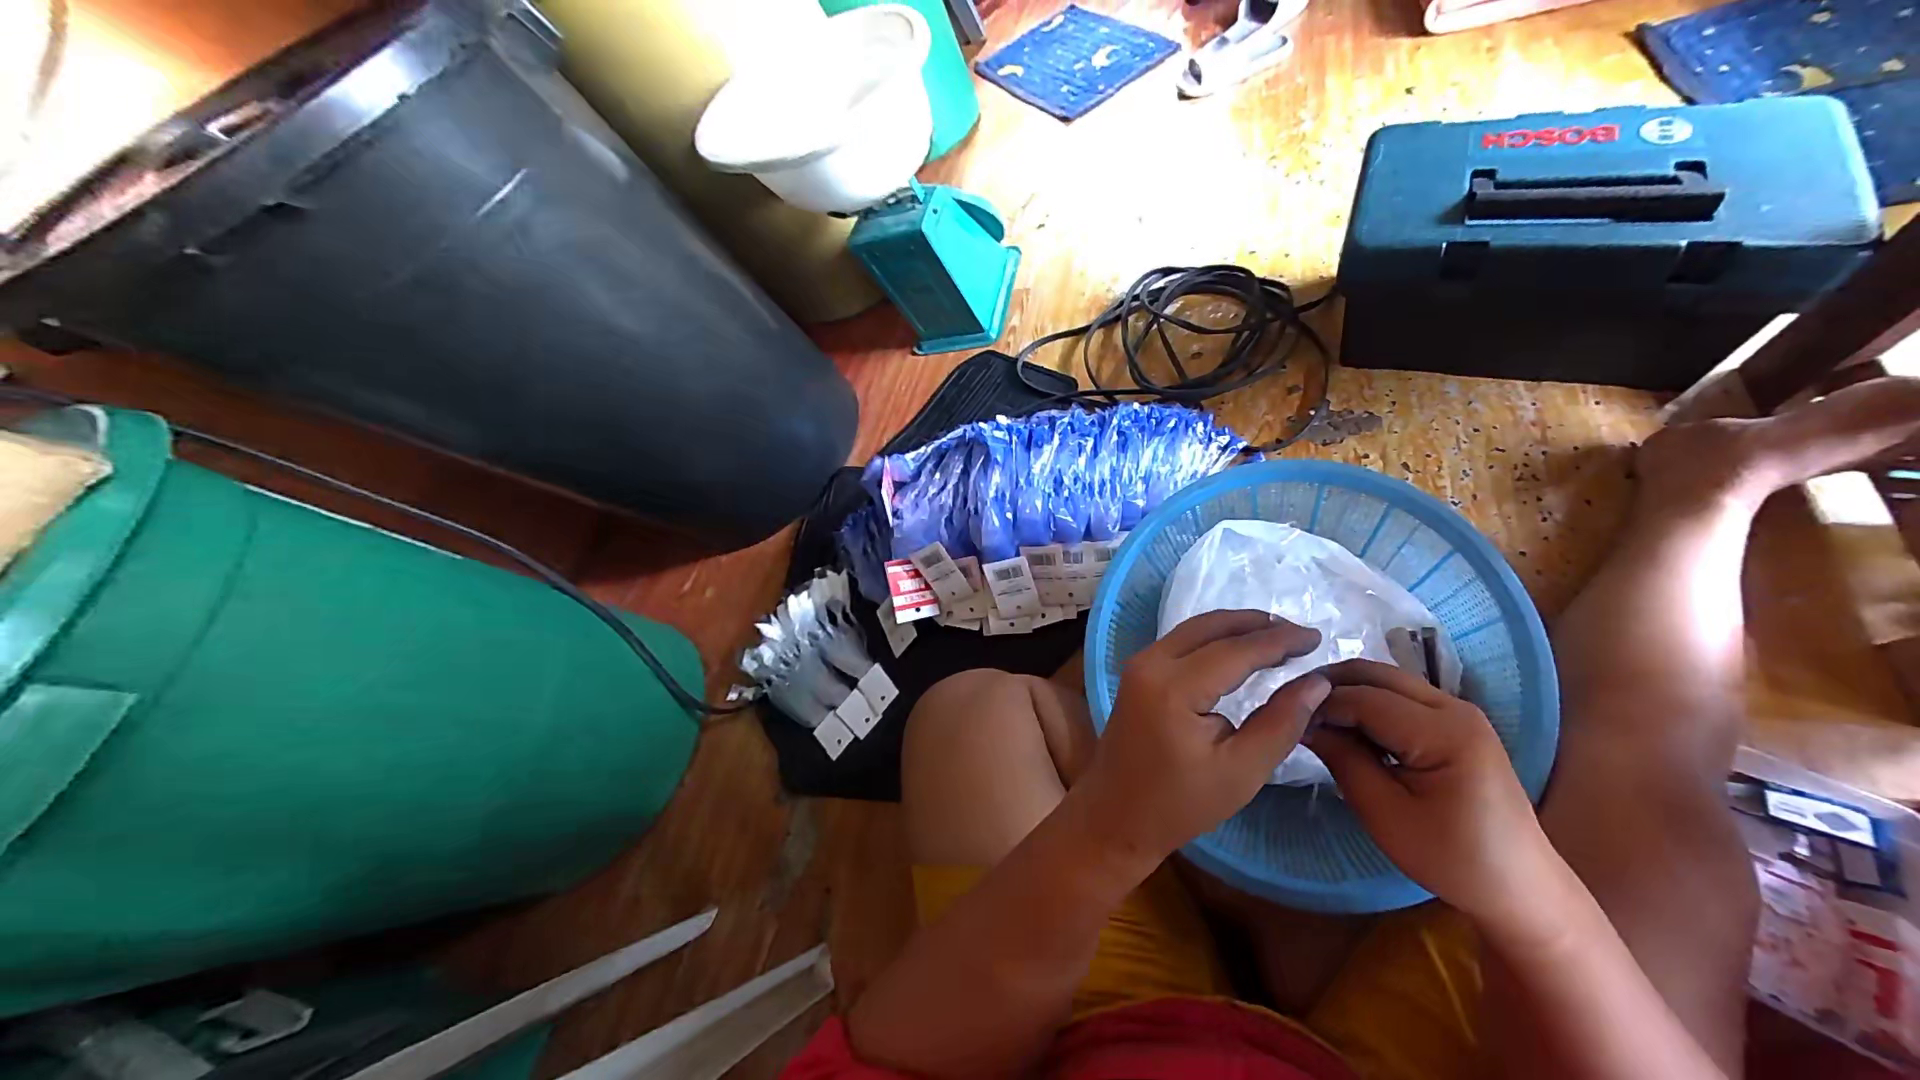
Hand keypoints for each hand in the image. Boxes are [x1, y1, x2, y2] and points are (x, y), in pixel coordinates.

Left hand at [1073, 610, 1330, 866]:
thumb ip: (1281, 722)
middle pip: (1210, 627)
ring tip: (1278, 636)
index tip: (1318, 638)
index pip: (1236, 650)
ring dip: (1235, 628)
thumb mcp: (1241, 771)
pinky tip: (1239, 650)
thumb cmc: (1179, 803)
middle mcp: (1150, 664)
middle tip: (1301, 634)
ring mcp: (1138, 665)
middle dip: (1258, 624)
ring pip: (1193, 630)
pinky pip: (1180, 642)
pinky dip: (1213, 639)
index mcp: (1173, 687)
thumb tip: (1317, 682)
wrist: (1115, 817)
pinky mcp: (1136, 674)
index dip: (1280, 640)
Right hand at [1305, 659, 1555, 925]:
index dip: (1318, 703)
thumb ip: (1342, 758)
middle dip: (1328, 684)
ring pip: (1387, 680)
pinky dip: (1366, 701)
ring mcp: (1460, 713)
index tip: (1282, 718)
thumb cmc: (1451, 857)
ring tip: (1311, 715)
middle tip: (1290, 707)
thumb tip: (1301, 722)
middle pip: (1376, 674)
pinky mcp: (1457, 724)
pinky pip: (1401, 696)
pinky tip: (1345, 724)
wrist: (1519, 888)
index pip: (1363, 698)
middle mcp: (1456, 708)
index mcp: (1444, 732)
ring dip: (1346, 690)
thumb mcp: (1383, 812)